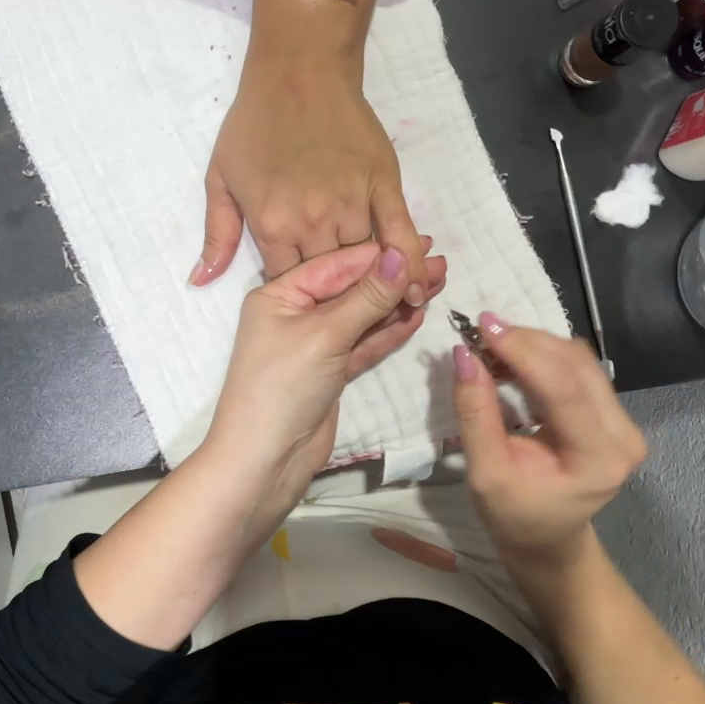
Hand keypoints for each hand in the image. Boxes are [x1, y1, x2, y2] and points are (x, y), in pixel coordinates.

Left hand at [193, 62, 427, 298]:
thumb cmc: (254, 124)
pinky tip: (414, 288)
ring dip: (370, 281)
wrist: (298, 71)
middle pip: (331, 280)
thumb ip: (217, 235)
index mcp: (273, 225)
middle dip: (336, 297)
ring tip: (375, 299)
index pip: (289, 283)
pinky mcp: (384, 186)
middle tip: (342, 304)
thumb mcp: (220, 178)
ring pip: (366, 262)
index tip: (303, 300)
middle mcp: (314, 221)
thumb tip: (201, 281)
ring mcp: (352, 204)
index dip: (298, 295)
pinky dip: (407, 264)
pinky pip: (400, 235)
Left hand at [203, 239, 447, 510]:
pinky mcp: (330, 371)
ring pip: (362, 316)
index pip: (337, 264)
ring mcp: (314, 344)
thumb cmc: (282, 386)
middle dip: (394, 277)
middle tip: (440, 264)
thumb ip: (366, 297)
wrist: (264, 460)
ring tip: (437, 284)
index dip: (379, 254)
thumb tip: (400, 255)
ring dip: (397, 303)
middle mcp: (295, 313)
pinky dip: (388, 332)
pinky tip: (416, 317)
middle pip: (352, 288)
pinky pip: (364, 343)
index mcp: (280, 294)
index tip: (421, 242)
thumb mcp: (325, 335)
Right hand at [451, 312, 647, 560]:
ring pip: (579, 359)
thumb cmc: (515, 516)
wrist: (548, 540)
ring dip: (534, 344)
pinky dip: (543, 356)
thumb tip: (463, 356)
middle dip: (526, 341)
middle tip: (481, 334)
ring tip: (493, 347)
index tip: (483, 327)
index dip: (523, 351)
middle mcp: (623, 435)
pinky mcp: (613, 412)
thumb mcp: (485, 474)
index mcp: (597, 459)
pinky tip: (513, 360)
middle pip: (576, 365)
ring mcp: (623, 422)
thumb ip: (476, 415)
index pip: (563, 388)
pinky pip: (579, 368)